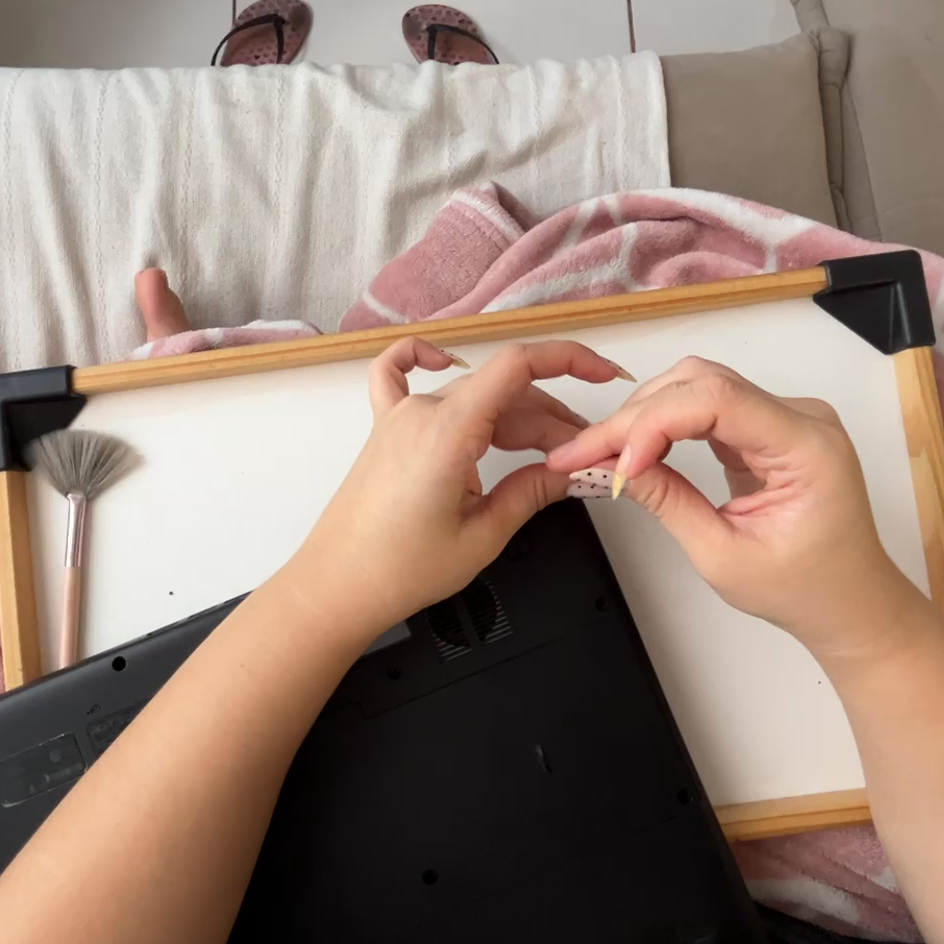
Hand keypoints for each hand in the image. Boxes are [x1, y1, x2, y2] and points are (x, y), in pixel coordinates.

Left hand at [280, 337, 628, 635]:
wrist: (338, 585)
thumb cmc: (400, 569)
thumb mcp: (483, 535)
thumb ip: (533, 492)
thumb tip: (574, 471)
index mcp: (449, 431)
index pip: (519, 367)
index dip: (569, 360)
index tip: (604, 375)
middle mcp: (423, 412)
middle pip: (505, 393)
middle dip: (553, 420)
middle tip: (583, 457)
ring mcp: (400, 417)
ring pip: (473, 394)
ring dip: (514, 414)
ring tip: (547, 449)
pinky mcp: (385, 430)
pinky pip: (396, 375)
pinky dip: (421, 358)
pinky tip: (442, 357)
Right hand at [545, 357, 926, 664]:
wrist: (848, 600)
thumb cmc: (802, 588)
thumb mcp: (722, 556)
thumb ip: (667, 502)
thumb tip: (612, 466)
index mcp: (806, 448)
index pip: (717, 401)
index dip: (655, 423)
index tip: (618, 463)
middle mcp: (798, 418)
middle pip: (699, 383)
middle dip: (633, 417)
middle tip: (582, 452)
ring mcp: (780, 417)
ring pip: (694, 385)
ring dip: (641, 415)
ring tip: (599, 451)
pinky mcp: (761, 426)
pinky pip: (701, 405)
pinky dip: (658, 422)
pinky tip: (631, 446)